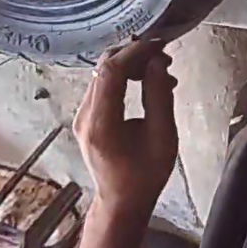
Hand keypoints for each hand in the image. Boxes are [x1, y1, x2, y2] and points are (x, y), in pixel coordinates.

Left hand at [73, 40, 178, 220]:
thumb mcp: (163, 136)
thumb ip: (159, 96)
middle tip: (164, 56)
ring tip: (161, 69)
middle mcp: (85, 116)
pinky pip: (103, 84)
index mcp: (101, 123)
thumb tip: (157, 62)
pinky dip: (126, 75)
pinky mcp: (87, 116)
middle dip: (135, 54)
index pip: (111, 72)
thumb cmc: (144, 175)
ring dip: (132, 63)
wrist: (122, 202)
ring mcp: (82, 116)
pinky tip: (148, 80)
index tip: (159, 45)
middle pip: (103, 67)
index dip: (136, 52)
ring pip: (103, 72)